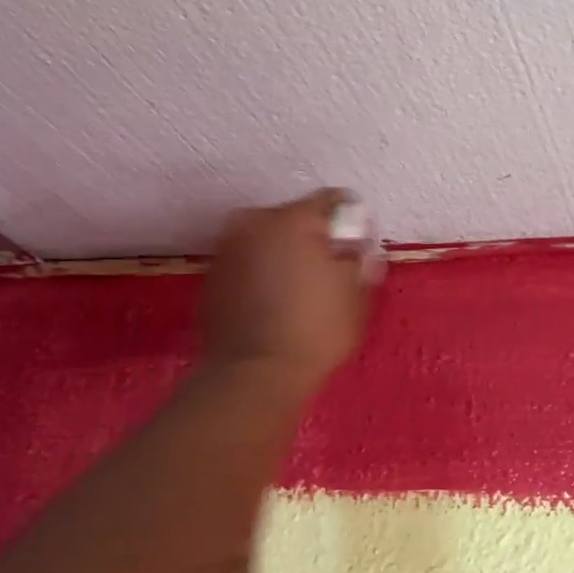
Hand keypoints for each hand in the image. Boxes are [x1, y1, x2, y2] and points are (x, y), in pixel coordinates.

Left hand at [200, 187, 375, 392]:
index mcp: (294, 220)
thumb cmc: (317, 331)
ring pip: (268, 238)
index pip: (333, 200)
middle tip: (332, 268)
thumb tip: (361, 243)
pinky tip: (278, 299)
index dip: (352, 221)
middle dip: (315, 237)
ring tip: (304, 286)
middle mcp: (254, 222)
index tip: (361, 246)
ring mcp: (227, 247)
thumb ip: (361, 259)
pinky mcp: (212, 274)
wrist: (255, 372)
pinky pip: (249, 260)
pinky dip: (264, 270)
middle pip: (295, 217)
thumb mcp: (356, 295)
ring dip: (286, 253)